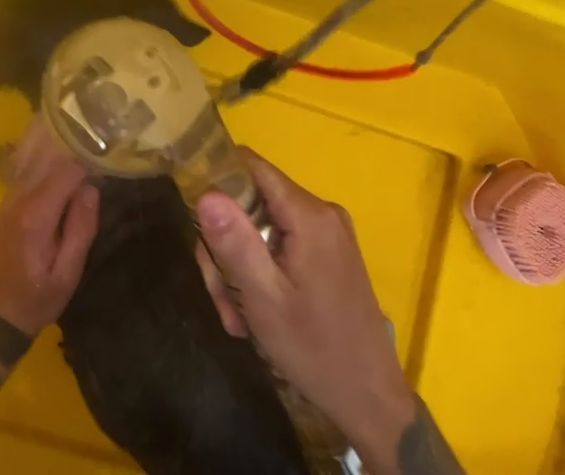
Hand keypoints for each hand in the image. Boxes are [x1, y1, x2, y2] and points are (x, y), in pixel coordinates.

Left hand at [0, 119, 99, 335]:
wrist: (3, 310)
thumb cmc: (40, 297)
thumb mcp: (68, 272)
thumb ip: (80, 228)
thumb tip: (92, 188)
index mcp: (35, 216)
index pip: (64, 172)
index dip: (87, 153)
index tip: (111, 136)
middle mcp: (19, 198)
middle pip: (46, 154)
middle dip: (72, 134)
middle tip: (101, 114)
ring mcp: (11, 195)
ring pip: (32, 152)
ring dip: (56, 131)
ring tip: (82, 111)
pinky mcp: (11, 196)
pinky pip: (26, 161)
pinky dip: (43, 142)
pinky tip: (58, 128)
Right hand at [194, 149, 416, 465]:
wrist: (370, 399)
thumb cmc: (315, 349)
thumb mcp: (264, 298)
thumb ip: (234, 243)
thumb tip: (205, 193)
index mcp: (309, 215)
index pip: (250, 164)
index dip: (215, 180)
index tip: (194, 216)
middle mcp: (322, 213)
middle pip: (250, 203)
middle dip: (225, 245)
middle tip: (221, 295)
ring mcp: (328, 234)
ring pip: (260, 228)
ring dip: (239, 268)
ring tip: (238, 315)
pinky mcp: (329, 254)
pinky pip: (279, 246)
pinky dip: (261, 274)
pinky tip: (255, 313)